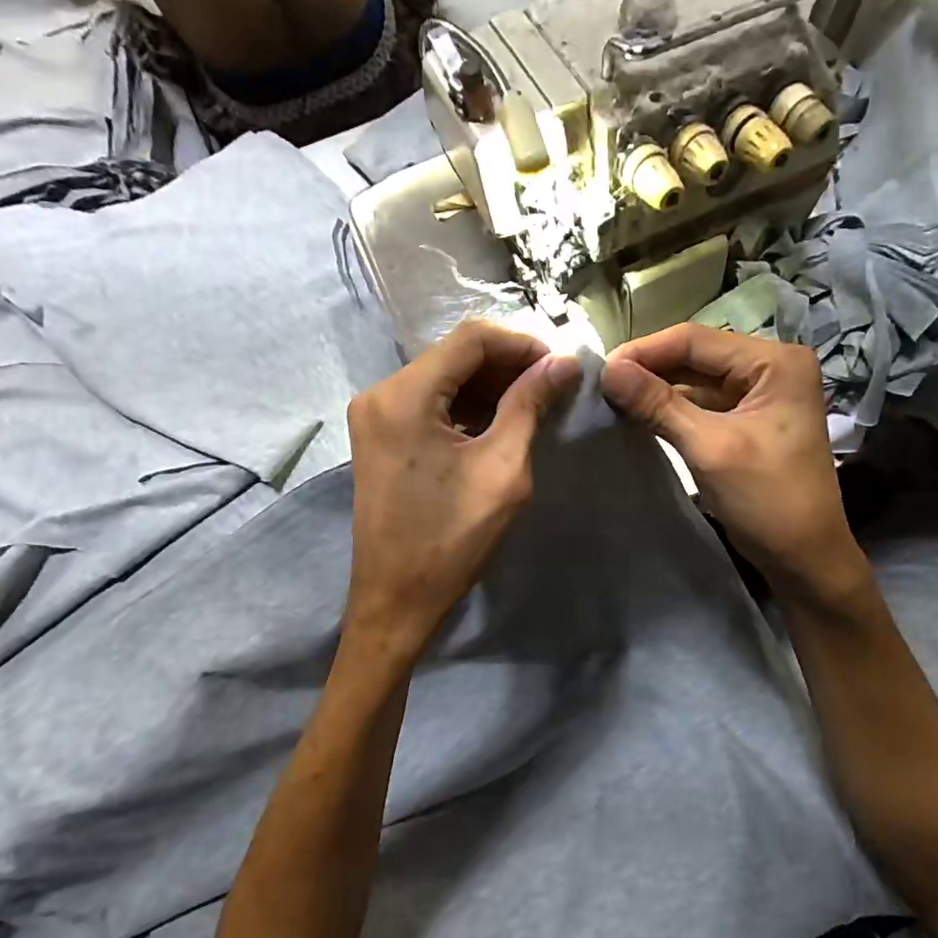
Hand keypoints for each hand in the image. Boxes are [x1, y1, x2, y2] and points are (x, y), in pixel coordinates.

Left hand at [344, 322, 581, 657]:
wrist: (396, 599)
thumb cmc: (450, 539)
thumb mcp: (502, 469)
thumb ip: (529, 405)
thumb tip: (562, 363)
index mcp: (404, 395)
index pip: (471, 338)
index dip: (521, 344)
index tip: (559, 367)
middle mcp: (381, 392)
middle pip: (454, 354)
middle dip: (507, 364)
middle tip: (552, 387)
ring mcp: (375, 414)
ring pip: (442, 376)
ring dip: (488, 385)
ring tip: (533, 405)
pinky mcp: (379, 435)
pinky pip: (428, 402)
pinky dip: (465, 405)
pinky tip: (498, 422)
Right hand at [602, 325, 862, 596]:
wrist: (805, 559)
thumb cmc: (768, 500)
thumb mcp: (710, 448)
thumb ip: (658, 405)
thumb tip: (608, 370)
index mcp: (775, 361)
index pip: (696, 340)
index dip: (645, 351)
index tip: (600, 369)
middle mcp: (770, 367)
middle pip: (695, 357)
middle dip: (648, 370)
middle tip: (599, 385)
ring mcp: (759, 394)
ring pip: (695, 381)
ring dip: (656, 390)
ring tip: (610, 398)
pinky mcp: (747, 420)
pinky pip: (701, 404)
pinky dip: (670, 409)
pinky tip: (637, 414)